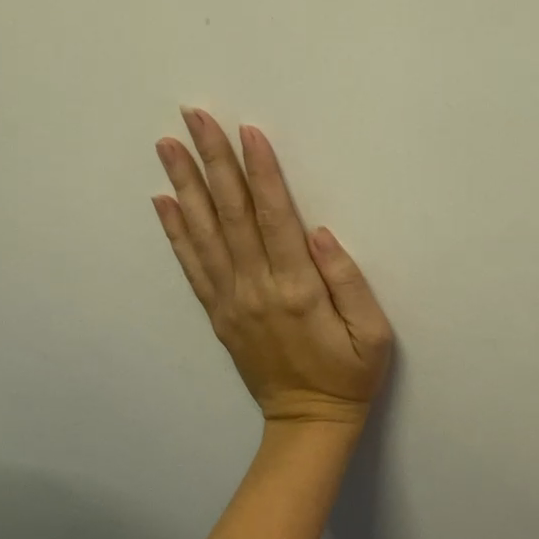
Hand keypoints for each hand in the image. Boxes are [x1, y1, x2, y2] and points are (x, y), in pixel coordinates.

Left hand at [152, 107, 392, 426]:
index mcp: (297, 290)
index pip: (275, 219)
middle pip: (232, 214)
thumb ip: (348, 282)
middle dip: (214, 161)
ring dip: (186, 186)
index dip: (262, 173)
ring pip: (205, 234)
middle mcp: (256, 289)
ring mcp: (232, 302)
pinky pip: (193, 267)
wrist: (309, 422)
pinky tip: (165, 201)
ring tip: (168, 145)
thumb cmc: (351, 375)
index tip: (247, 132)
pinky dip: (177, 232)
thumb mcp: (373, 334)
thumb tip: (318, 233)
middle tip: (194, 117)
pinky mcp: (219, 315)